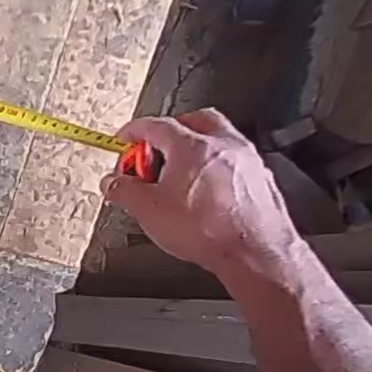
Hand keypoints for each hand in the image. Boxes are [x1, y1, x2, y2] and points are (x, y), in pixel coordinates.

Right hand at [100, 109, 302, 282]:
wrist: (252, 251)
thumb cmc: (207, 230)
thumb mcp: (146, 209)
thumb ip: (123, 190)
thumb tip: (113, 182)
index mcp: (192, 147)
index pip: (156, 125)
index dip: (133, 131)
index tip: (123, 140)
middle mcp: (224, 146)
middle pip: (193, 120)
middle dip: (167, 131)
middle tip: (150, 154)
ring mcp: (246, 159)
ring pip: (215, 138)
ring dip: (190, 149)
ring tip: (171, 176)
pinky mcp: (259, 177)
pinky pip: (229, 159)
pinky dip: (209, 165)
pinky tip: (197, 191)